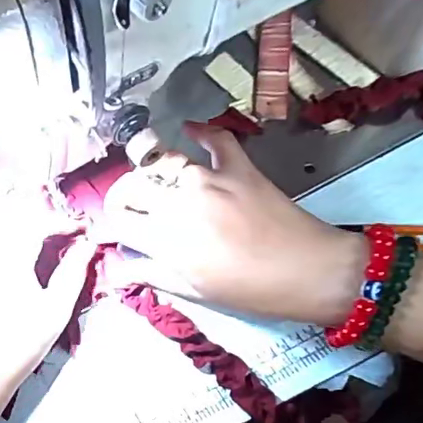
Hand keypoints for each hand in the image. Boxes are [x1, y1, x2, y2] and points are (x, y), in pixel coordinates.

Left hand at [0, 194, 93, 419]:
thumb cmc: (18, 346)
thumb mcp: (56, 310)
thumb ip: (73, 272)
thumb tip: (85, 246)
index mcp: (11, 258)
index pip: (39, 223)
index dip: (62, 222)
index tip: (78, 229)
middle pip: (7, 211)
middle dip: (34, 209)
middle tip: (55, 222)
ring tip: (20, 211)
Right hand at [98, 123, 365, 326]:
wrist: (311, 270)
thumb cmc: (254, 291)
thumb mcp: (197, 292)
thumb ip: (154, 274)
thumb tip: (119, 268)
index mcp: (168, 241)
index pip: (119, 220)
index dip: (112, 224)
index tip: (117, 229)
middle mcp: (181, 204)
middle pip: (132, 185)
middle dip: (124, 196)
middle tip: (133, 209)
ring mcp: (211, 179)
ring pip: (164, 161)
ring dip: (155, 171)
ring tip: (158, 184)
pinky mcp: (239, 166)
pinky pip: (214, 139)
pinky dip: (200, 132)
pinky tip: (190, 130)